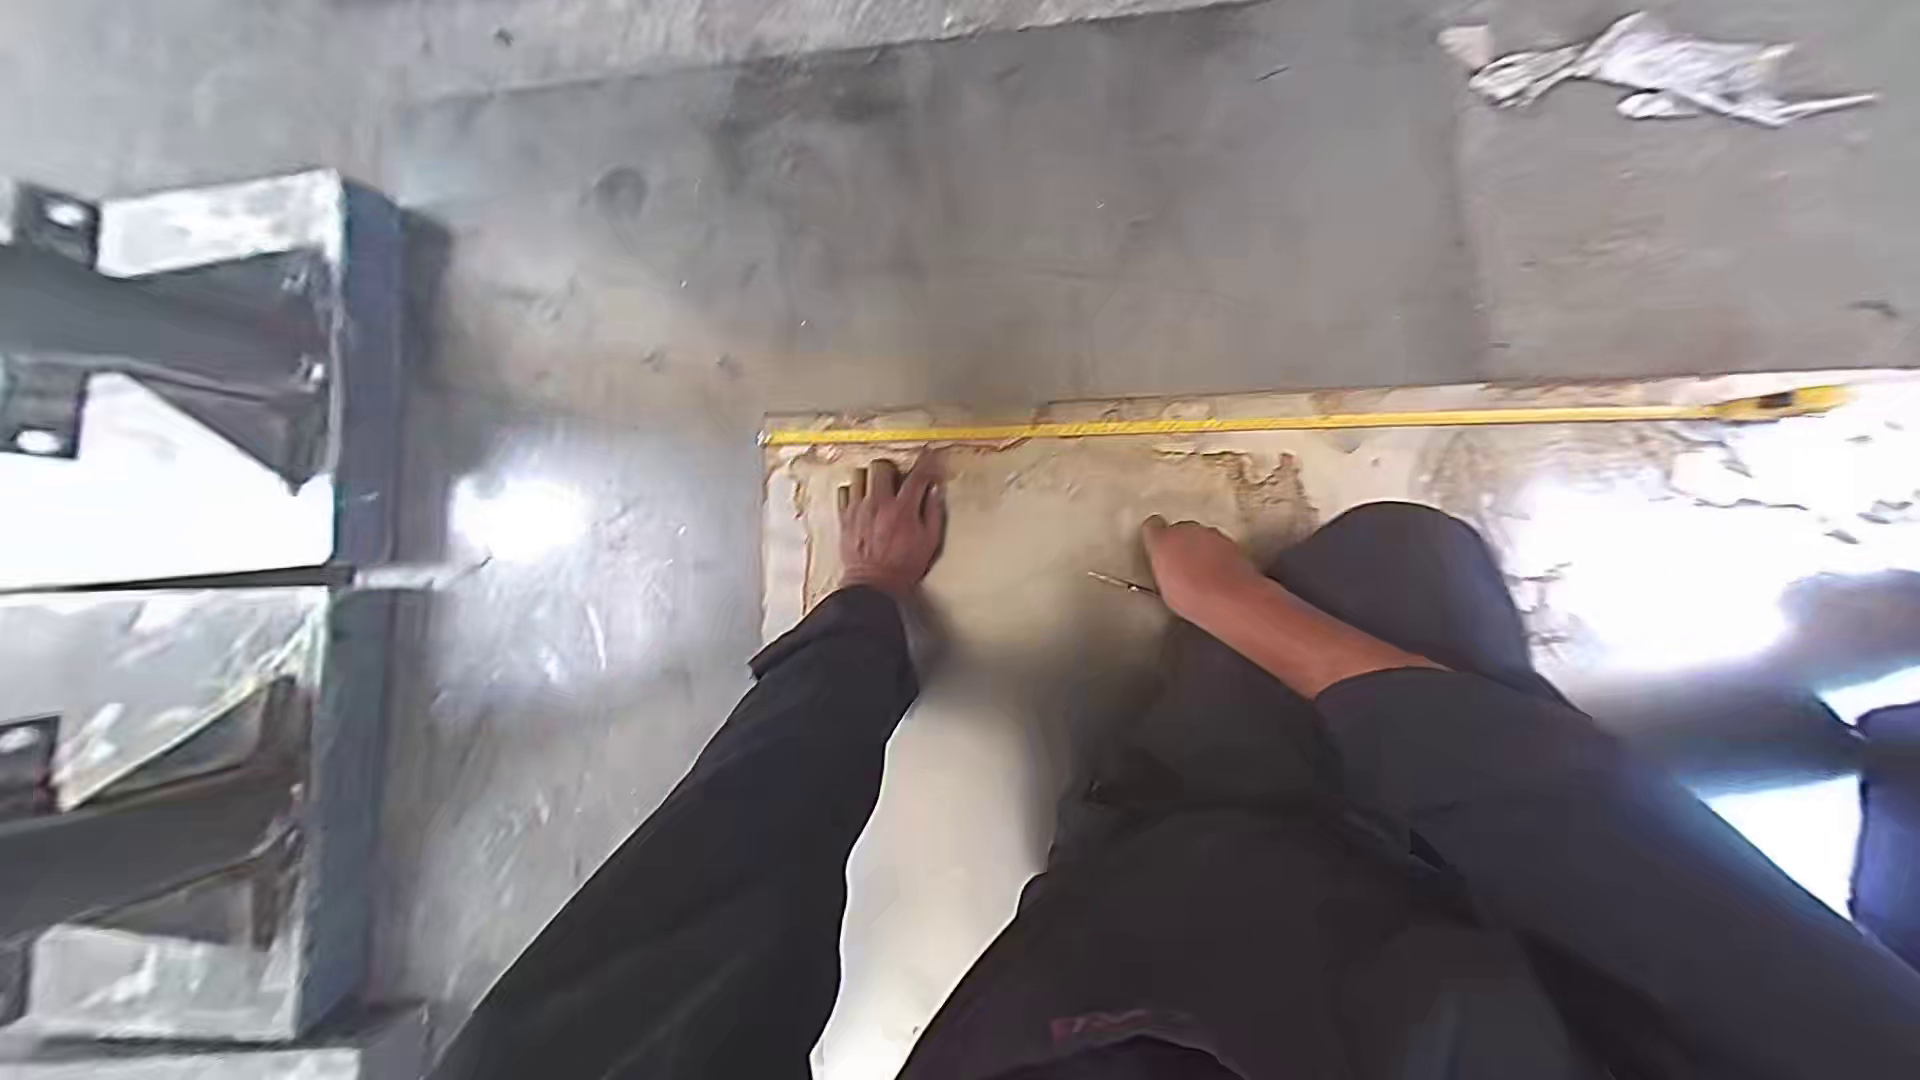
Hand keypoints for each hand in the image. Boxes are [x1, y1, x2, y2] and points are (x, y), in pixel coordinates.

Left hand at [839, 453, 945, 599]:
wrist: (874, 585)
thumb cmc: (903, 567)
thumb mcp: (929, 542)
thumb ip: (933, 513)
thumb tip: (934, 490)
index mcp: (903, 510)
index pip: (916, 476)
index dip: (925, 463)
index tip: (929, 458)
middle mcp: (878, 505)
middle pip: (880, 466)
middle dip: (891, 468)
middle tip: (896, 479)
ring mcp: (859, 510)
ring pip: (859, 474)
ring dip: (870, 478)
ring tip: (877, 488)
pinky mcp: (845, 518)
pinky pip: (844, 491)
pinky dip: (854, 491)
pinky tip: (863, 500)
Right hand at [1141, 515, 1261, 620]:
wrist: (1228, 598)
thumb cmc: (1191, 593)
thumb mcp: (1163, 587)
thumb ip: (1162, 568)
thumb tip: (1164, 569)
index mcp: (1162, 538)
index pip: (1153, 526)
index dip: (1155, 536)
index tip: (1155, 545)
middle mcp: (1188, 530)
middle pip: (1181, 529)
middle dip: (1180, 543)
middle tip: (1179, 564)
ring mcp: (1213, 536)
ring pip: (1203, 537)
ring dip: (1201, 549)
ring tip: (1200, 573)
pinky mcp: (1234, 546)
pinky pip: (1221, 548)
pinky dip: (1219, 557)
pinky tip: (1217, 576)